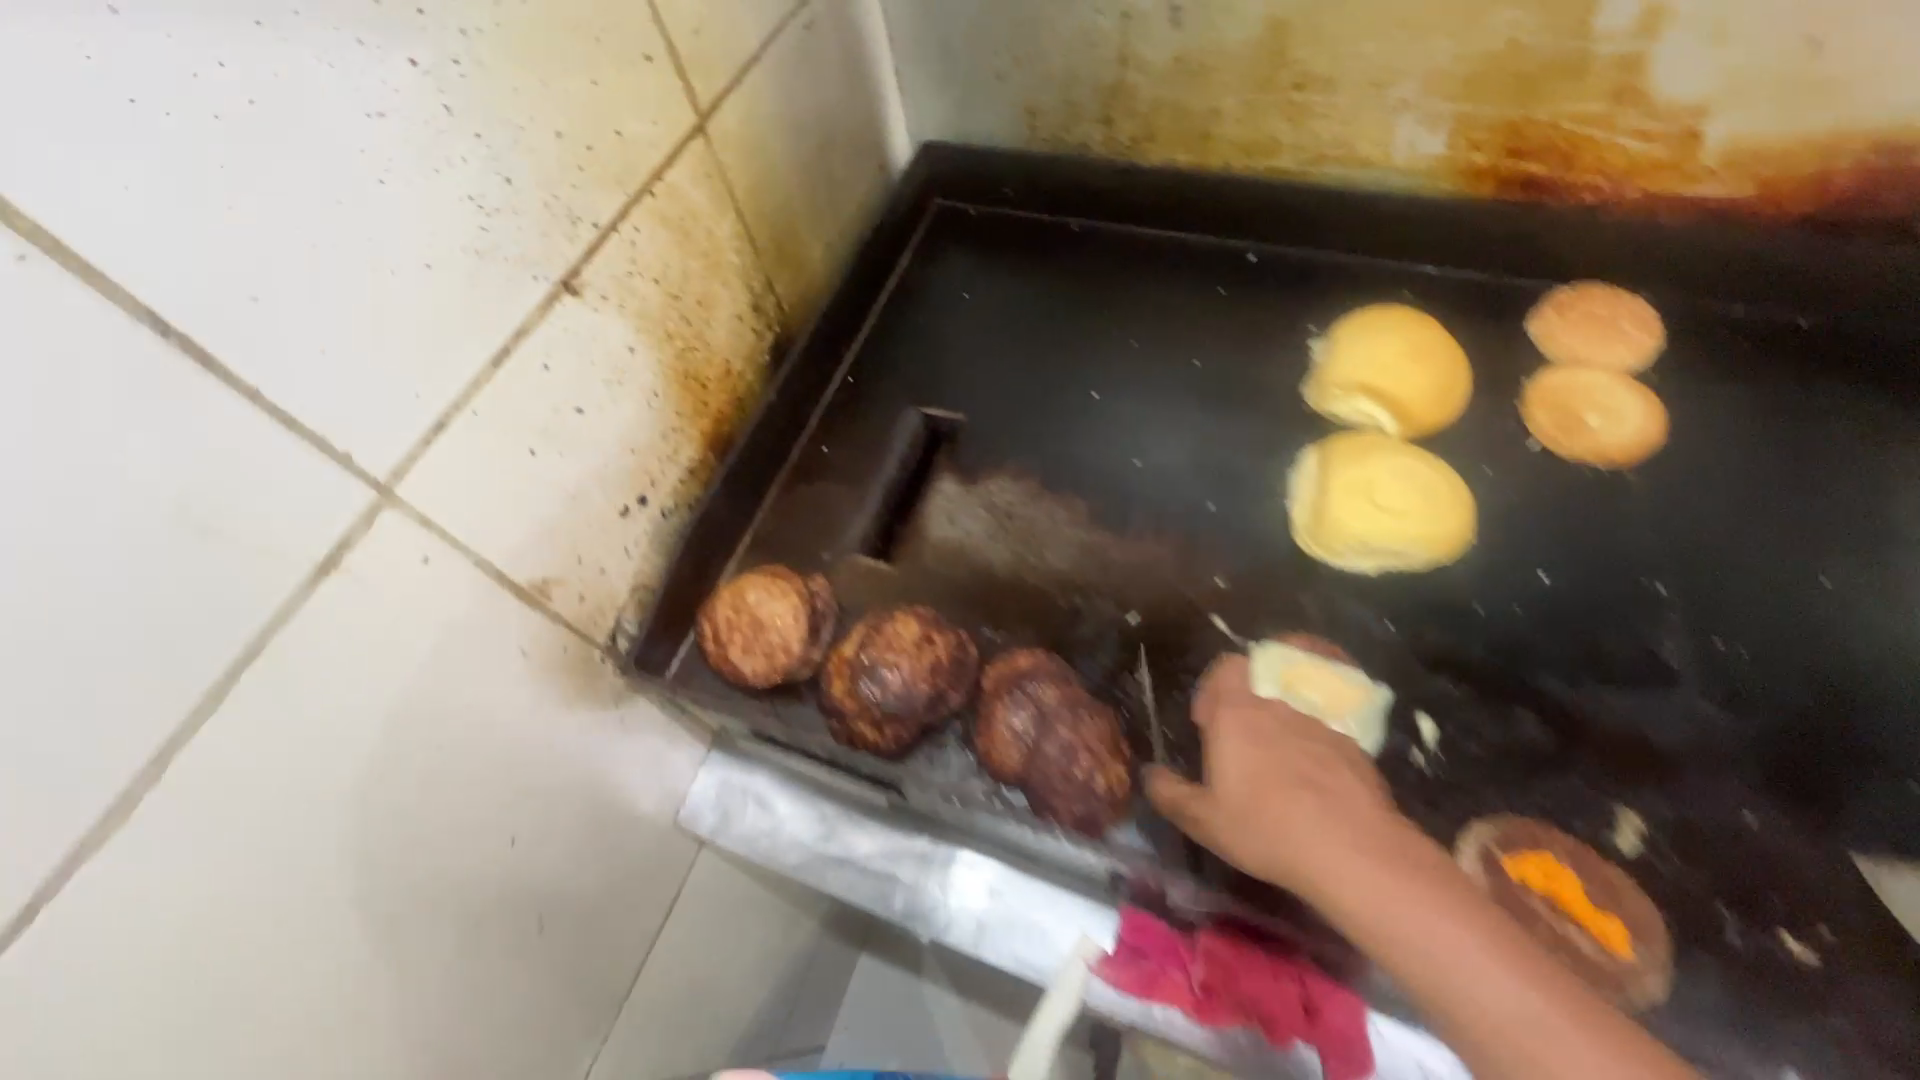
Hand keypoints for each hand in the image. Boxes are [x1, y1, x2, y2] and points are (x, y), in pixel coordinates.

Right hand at [1146, 652, 1412, 895]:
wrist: (1351, 848)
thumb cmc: (1265, 828)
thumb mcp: (1202, 821)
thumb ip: (1169, 793)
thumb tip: (1150, 773)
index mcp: (1236, 714)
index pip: (1226, 666)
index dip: (1214, 686)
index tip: (1208, 721)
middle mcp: (1278, 707)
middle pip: (1261, 687)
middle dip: (1249, 708)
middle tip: (1242, 747)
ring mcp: (1320, 724)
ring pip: (1295, 711)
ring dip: (1284, 730)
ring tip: (1281, 771)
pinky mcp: (1355, 746)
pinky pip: (1328, 735)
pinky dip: (1318, 750)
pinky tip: (1316, 787)